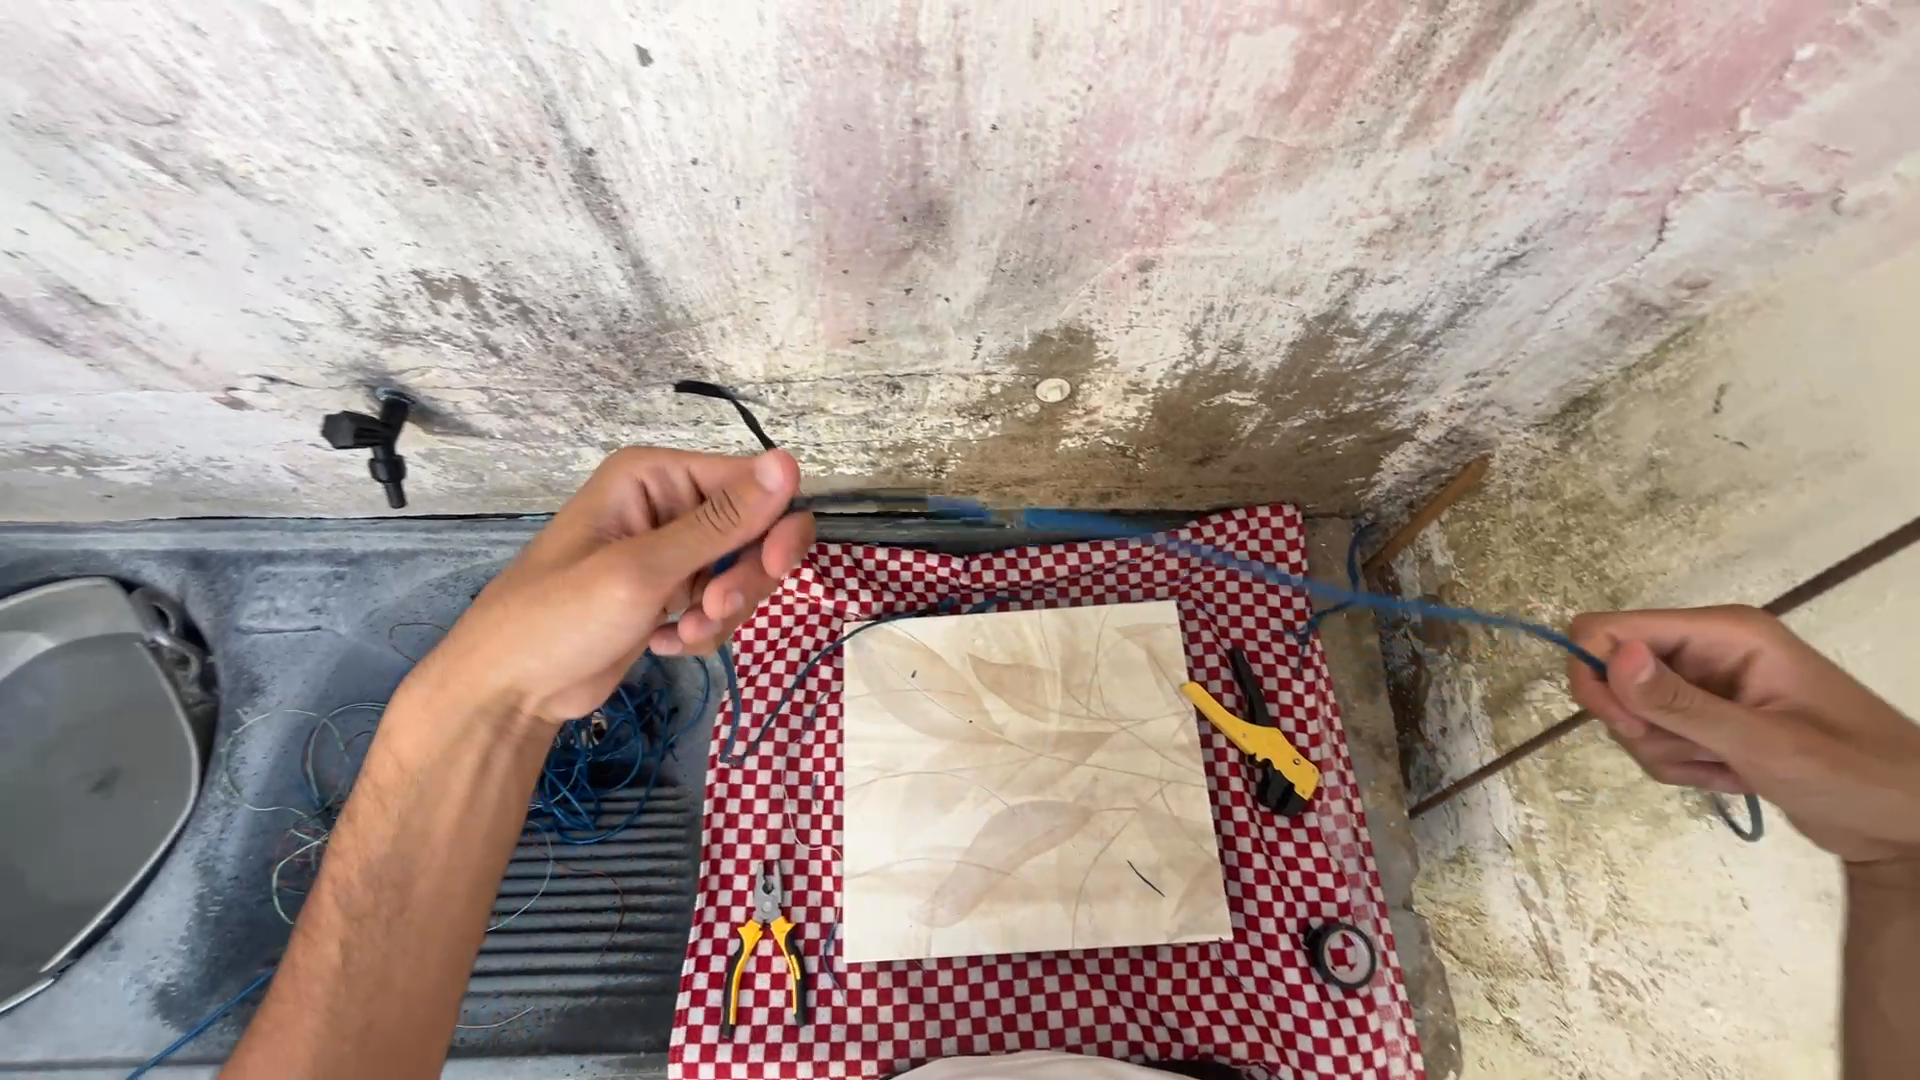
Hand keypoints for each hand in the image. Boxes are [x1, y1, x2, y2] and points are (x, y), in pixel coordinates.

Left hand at [409, 447, 815, 725]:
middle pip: (758, 530)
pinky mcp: (677, 592)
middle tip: (716, 609)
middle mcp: (672, 504)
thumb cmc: (559, 617)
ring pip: (746, 573)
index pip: (753, 483)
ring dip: (723, 610)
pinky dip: (706, 629)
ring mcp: (675, 551)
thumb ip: (721, 521)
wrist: (511, 692)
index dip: (774, 524)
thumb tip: (789, 464)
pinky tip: (667, 642)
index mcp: (657, 476)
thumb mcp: (643, 568)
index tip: (773, 568)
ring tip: (681, 633)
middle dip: (746, 577)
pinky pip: (724, 604)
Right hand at [1568, 605, 1919, 864]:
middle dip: (1634, 720)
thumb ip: (1680, 702)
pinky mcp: (1701, 713)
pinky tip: (1725, 774)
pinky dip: (1674, 762)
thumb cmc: (1858, 777)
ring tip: (1722, 769)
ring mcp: (1701, 681)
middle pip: (1609, 671)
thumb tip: (1611, 655)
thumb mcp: (1765, 743)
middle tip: (1684, 751)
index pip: (1607, 630)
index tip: (1623, 723)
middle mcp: (1704, 647)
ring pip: (1626, 709)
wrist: (1914, 827)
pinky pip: (1647, 733)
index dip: (1595, 672)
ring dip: (1660, 748)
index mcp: (1723, 633)